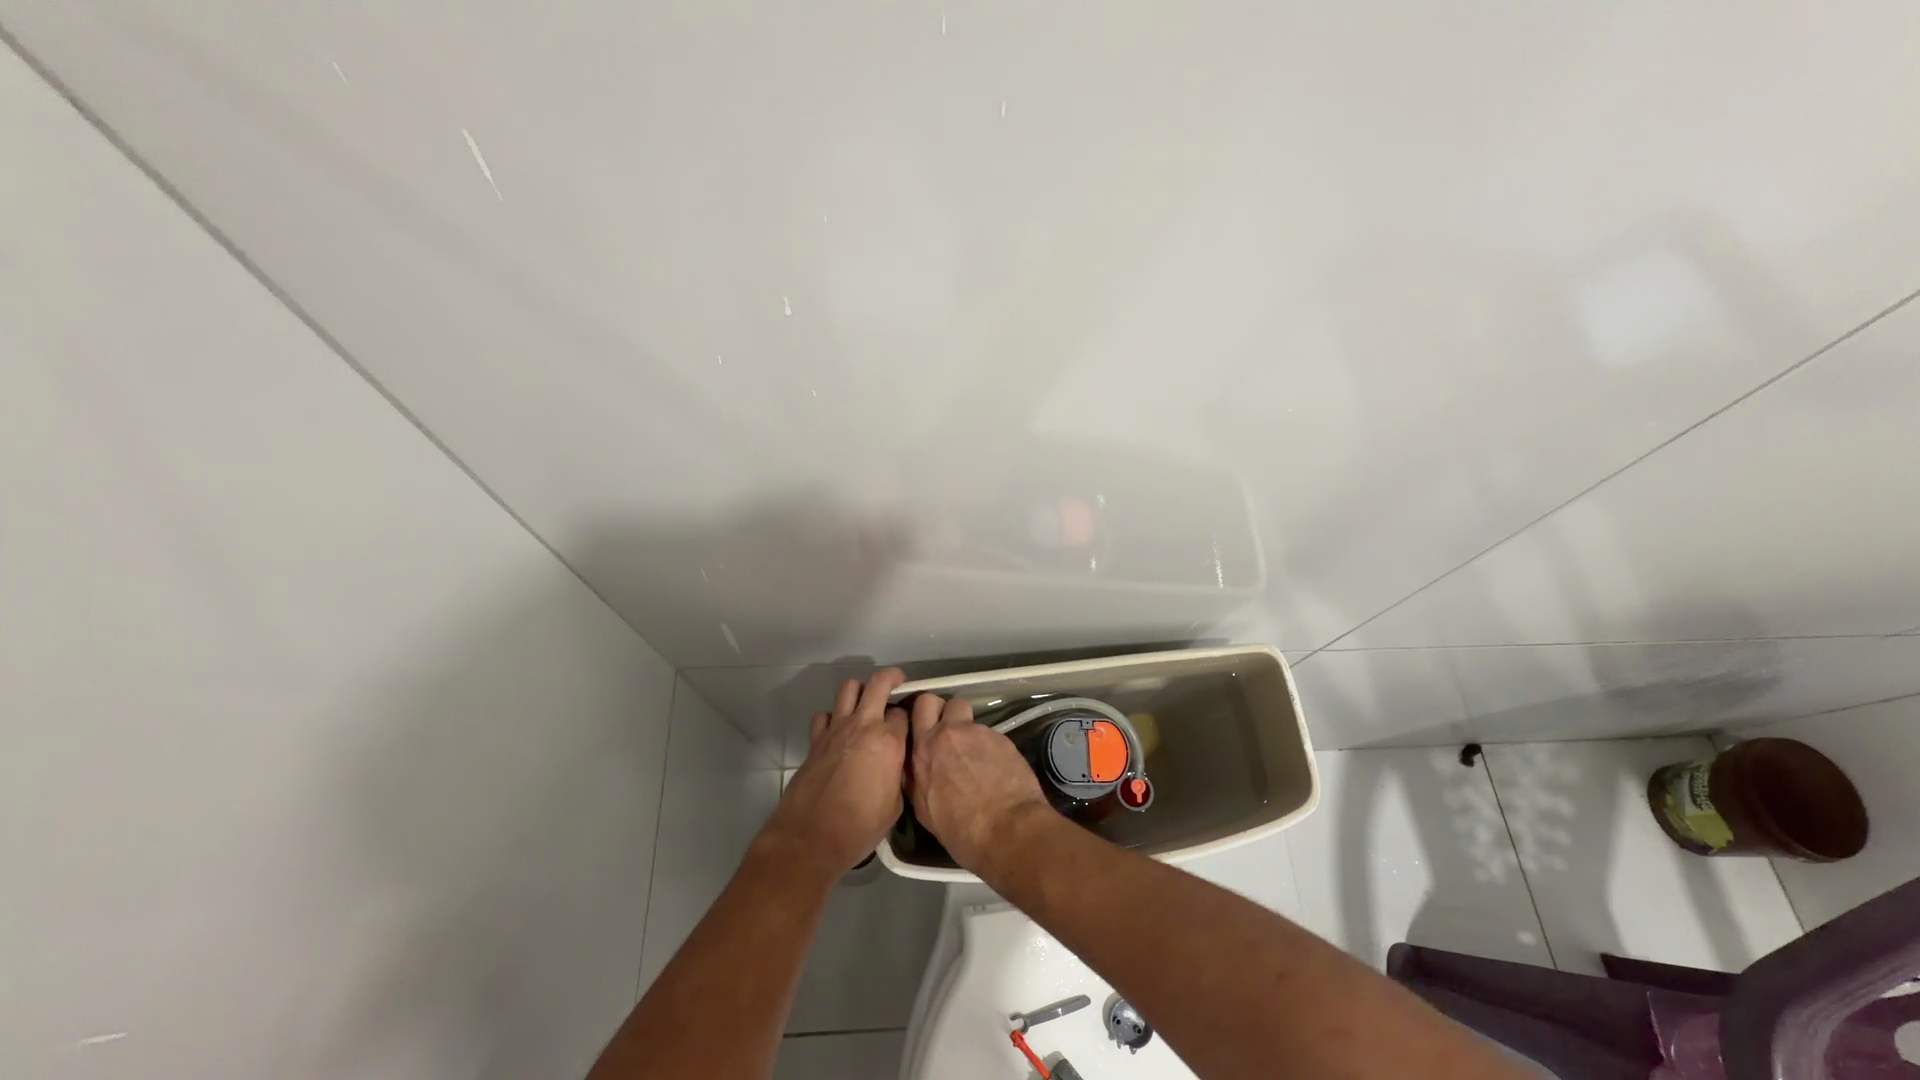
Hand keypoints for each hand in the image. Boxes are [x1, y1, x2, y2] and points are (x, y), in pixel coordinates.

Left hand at [760, 669, 908, 874]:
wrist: (811, 837)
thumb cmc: (860, 827)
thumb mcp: (896, 805)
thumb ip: (899, 775)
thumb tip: (897, 765)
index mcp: (889, 742)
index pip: (904, 713)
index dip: (910, 716)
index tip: (912, 723)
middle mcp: (863, 726)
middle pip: (878, 683)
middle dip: (891, 677)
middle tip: (897, 681)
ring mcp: (835, 730)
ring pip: (848, 688)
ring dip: (860, 690)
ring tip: (866, 702)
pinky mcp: (815, 740)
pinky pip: (825, 715)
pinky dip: (833, 717)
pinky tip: (838, 731)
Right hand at [906, 694, 1049, 869]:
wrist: (1008, 829)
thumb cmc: (960, 829)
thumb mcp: (924, 808)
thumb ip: (916, 778)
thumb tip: (916, 767)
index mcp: (925, 749)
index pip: (921, 706)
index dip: (925, 714)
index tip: (928, 728)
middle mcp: (950, 733)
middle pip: (945, 701)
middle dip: (947, 712)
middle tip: (951, 733)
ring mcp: (979, 733)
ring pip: (971, 717)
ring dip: (970, 731)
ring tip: (977, 756)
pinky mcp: (1003, 739)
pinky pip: (991, 735)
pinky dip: (991, 748)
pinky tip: (996, 770)